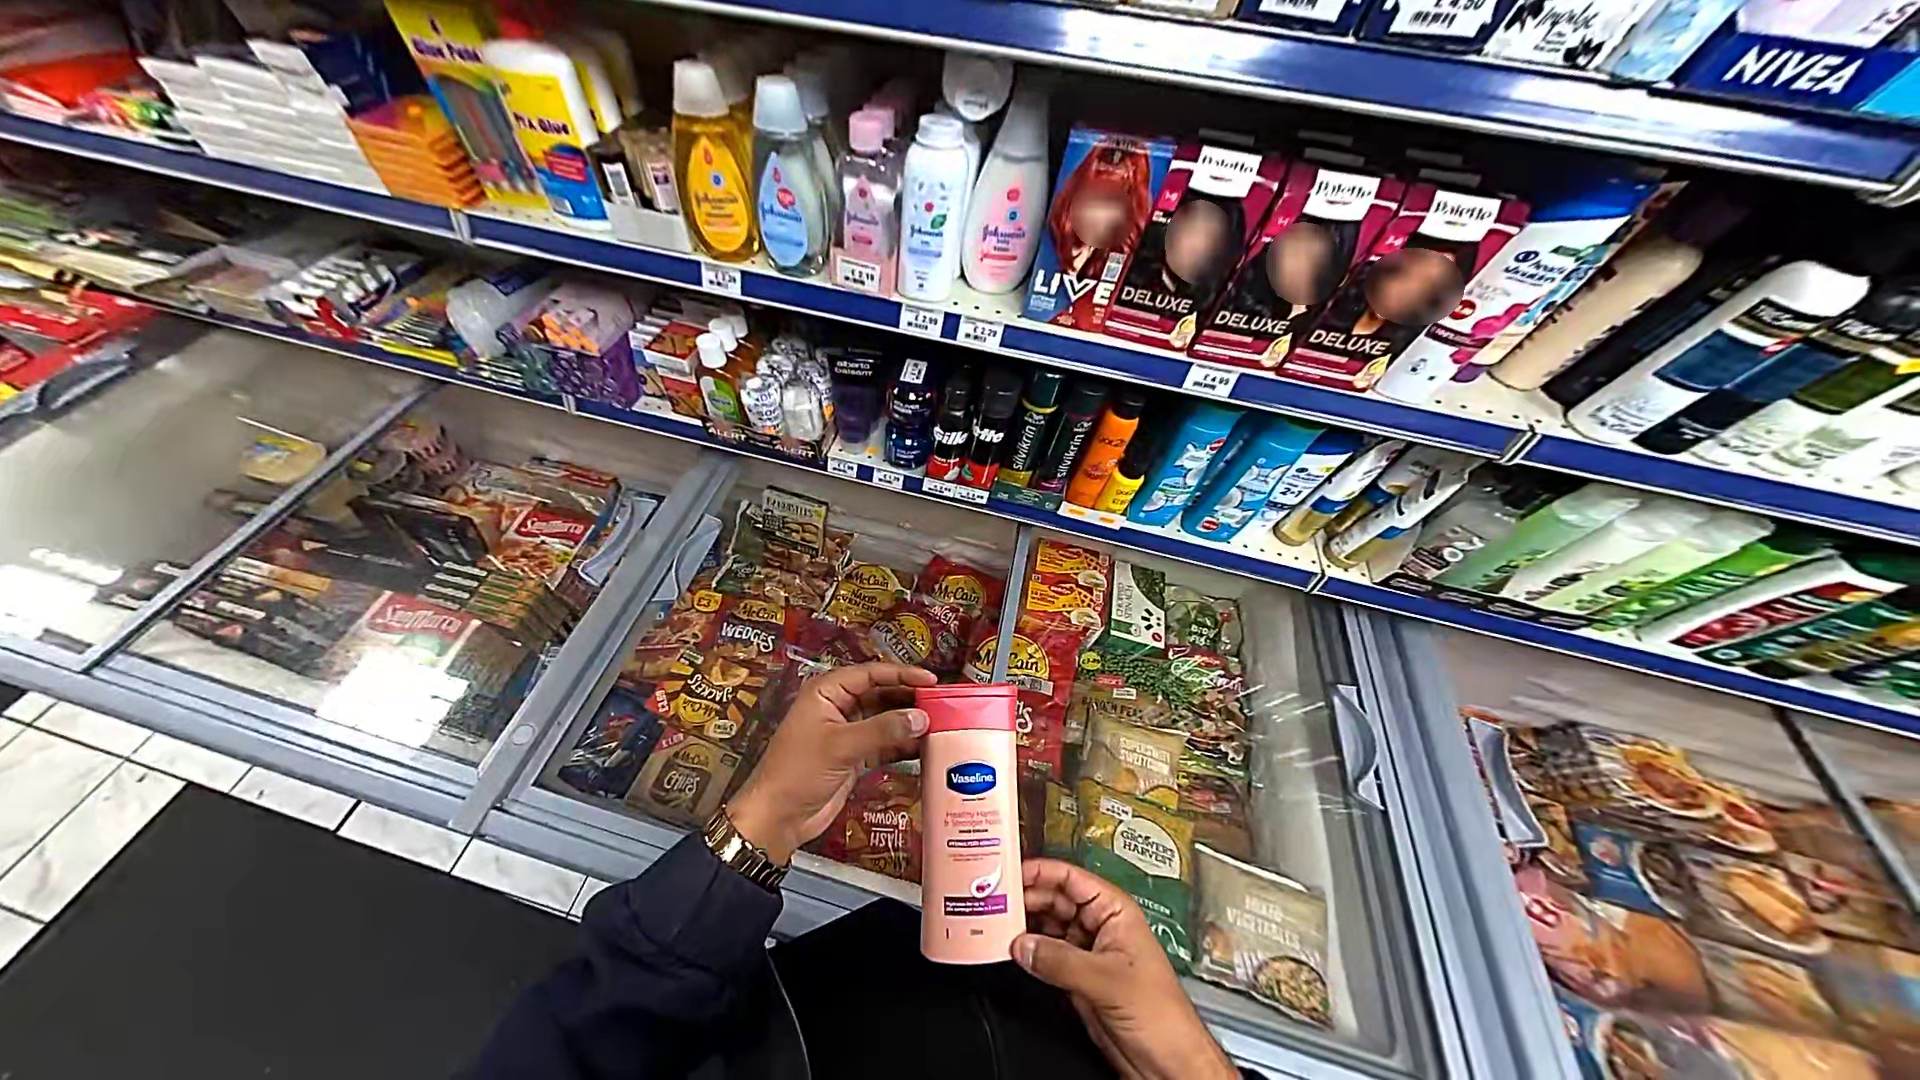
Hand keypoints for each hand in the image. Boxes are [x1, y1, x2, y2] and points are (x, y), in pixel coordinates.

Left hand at [726, 662, 936, 862]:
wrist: (778, 818)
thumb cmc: (799, 771)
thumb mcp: (841, 746)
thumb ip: (883, 730)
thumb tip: (922, 717)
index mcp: (828, 692)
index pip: (871, 674)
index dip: (902, 674)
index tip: (931, 681)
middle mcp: (839, 706)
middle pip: (881, 694)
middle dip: (909, 699)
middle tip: (942, 703)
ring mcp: (848, 732)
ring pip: (886, 719)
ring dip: (909, 722)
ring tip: (941, 723)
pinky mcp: (855, 756)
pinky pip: (885, 743)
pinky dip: (903, 744)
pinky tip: (925, 746)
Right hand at [1014, 859, 1236, 1079]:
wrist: (1170, 1065)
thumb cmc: (1161, 1015)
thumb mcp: (1107, 980)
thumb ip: (1060, 961)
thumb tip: (1022, 945)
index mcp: (1113, 909)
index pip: (1070, 877)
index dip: (1040, 871)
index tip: (1011, 872)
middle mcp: (1098, 924)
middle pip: (1054, 898)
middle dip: (1026, 898)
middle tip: (995, 900)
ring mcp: (1087, 950)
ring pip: (1047, 925)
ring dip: (1024, 924)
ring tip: (997, 922)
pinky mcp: (1078, 976)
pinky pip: (1046, 953)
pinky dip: (1029, 950)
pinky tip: (1012, 949)